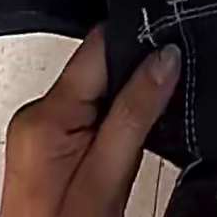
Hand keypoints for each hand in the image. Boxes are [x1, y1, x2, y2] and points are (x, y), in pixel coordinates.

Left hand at [1, 27, 181, 216]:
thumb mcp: (108, 179)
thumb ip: (136, 111)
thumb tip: (166, 55)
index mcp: (44, 117)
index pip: (98, 48)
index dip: (139, 37)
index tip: (174, 40)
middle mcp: (38, 115)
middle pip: (99, 63)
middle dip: (139, 65)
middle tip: (178, 71)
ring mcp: (43, 131)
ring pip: (100, 84)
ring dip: (132, 89)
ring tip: (165, 98)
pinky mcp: (54, 146)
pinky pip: (95, 106)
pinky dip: (121, 109)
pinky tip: (143, 121)